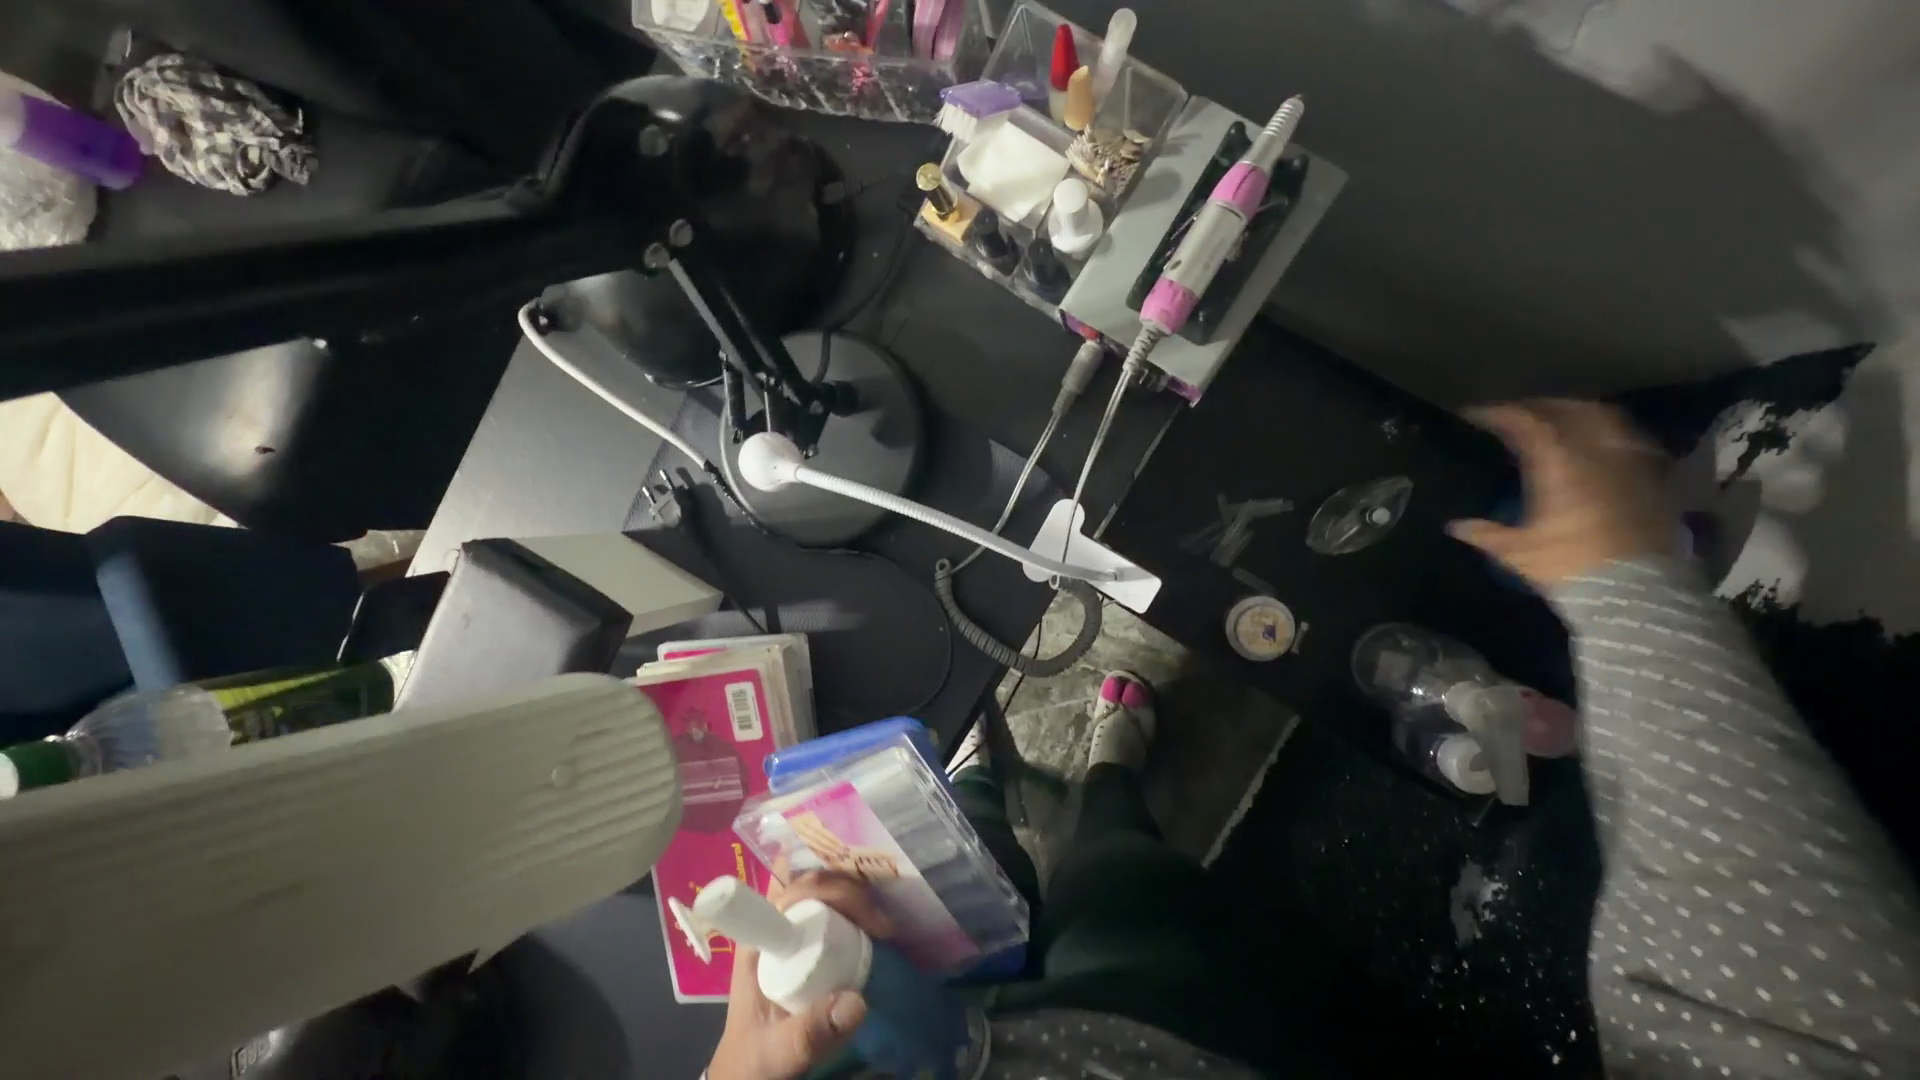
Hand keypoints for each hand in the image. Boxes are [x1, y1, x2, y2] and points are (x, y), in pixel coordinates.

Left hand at [705, 871, 894, 1079]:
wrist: (747, 1069)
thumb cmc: (756, 1056)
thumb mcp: (779, 1051)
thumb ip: (811, 1033)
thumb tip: (857, 1002)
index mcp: (759, 939)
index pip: (790, 892)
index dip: (827, 888)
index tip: (866, 915)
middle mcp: (772, 922)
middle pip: (812, 883)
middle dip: (850, 893)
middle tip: (882, 926)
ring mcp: (788, 925)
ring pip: (822, 887)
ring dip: (855, 893)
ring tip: (883, 924)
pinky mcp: (803, 935)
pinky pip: (828, 905)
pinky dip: (852, 901)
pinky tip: (874, 914)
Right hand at [1448, 400, 1673, 588]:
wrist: (1636, 593)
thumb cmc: (1570, 567)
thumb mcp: (1518, 553)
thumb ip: (1486, 534)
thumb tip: (1456, 526)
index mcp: (1561, 467)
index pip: (1528, 424)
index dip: (1500, 414)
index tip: (1476, 414)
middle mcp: (1599, 456)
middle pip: (1572, 411)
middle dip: (1543, 405)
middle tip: (1520, 411)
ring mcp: (1632, 465)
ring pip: (1608, 422)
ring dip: (1581, 415)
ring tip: (1562, 421)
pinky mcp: (1656, 481)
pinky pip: (1633, 444)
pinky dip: (1611, 437)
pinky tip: (1601, 447)